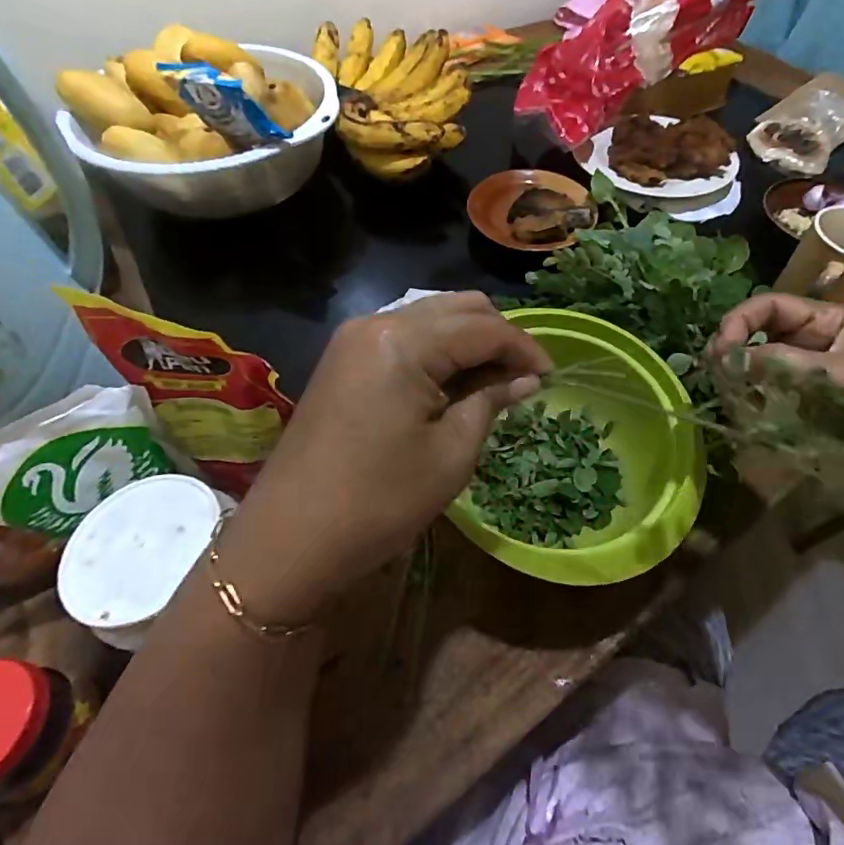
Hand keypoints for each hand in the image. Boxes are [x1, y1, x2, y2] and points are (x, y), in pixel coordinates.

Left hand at [219, 293, 551, 623]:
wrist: (291, 536)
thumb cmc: (379, 501)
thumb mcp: (450, 453)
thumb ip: (490, 401)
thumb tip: (525, 378)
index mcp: (404, 341)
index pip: (483, 327)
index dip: (524, 348)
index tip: (552, 377)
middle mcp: (376, 323)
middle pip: (455, 308)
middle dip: (497, 336)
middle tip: (523, 378)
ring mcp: (352, 339)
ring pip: (428, 317)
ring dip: (466, 341)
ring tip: (492, 382)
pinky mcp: (341, 359)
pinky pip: (402, 337)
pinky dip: (435, 351)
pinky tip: (451, 384)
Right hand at [707, 293, 843, 474]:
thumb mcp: (832, 375)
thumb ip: (778, 360)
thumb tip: (726, 356)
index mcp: (832, 320)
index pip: (771, 306)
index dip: (740, 321)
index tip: (720, 349)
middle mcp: (818, 337)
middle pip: (761, 330)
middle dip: (735, 345)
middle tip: (714, 369)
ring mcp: (810, 367)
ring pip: (760, 358)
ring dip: (740, 369)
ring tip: (724, 386)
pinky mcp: (803, 395)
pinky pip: (767, 383)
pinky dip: (750, 389)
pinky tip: (740, 401)